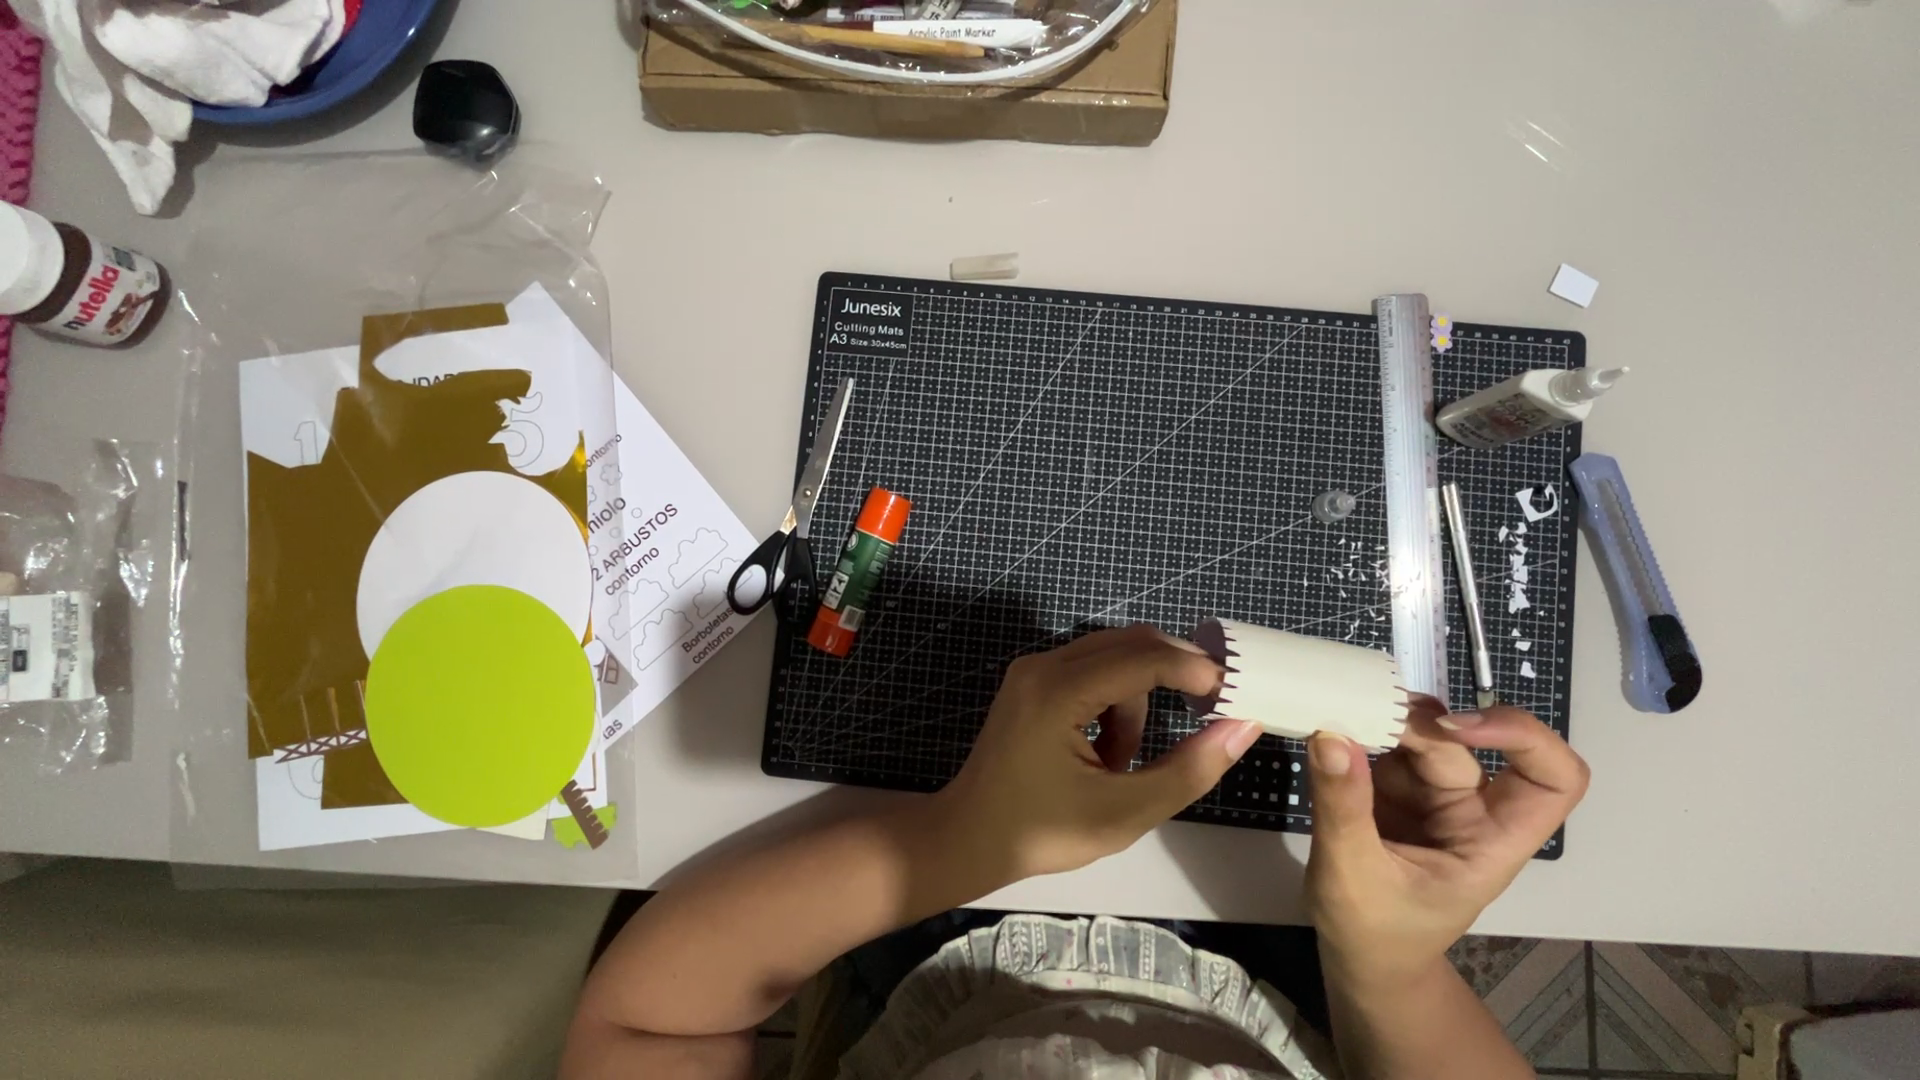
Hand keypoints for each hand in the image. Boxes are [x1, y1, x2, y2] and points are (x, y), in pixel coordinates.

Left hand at [936, 624, 1263, 882]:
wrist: (970, 837)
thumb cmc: (1044, 831)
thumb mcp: (1126, 810)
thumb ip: (1190, 769)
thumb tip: (1243, 725)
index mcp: (1060, 690)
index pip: (1143, 657)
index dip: (1194, 670)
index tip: (1232, 694)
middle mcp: (1043, 665)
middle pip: (1128, 643)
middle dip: (1171, 672)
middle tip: (1205, 712)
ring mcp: (1032, 670)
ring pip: (1110, 657)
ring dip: (1134, 700)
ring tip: (1122, 761)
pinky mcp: (1030, 682)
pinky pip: (1088, 670)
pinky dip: (1110, 702)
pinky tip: (1101, 750)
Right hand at [1305, 701, 1589, 988]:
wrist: (1360, 958)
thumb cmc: (1374, 932)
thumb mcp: (1353, 875)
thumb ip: (1343, 806)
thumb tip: (1331, 734)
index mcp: (1491, 842)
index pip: (1552, 780)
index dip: (1521, 738)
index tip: (1453, 726)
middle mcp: (1470, 812)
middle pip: (1458, 749)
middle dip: (1413, 727)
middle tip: (1357, 712)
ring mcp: (1430, 798)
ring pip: (1418, 740)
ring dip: (1383, 722)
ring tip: (1339, 714)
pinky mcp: (1392, 791)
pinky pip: (1382, 747)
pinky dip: (1359, 731)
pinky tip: (1330, 731)